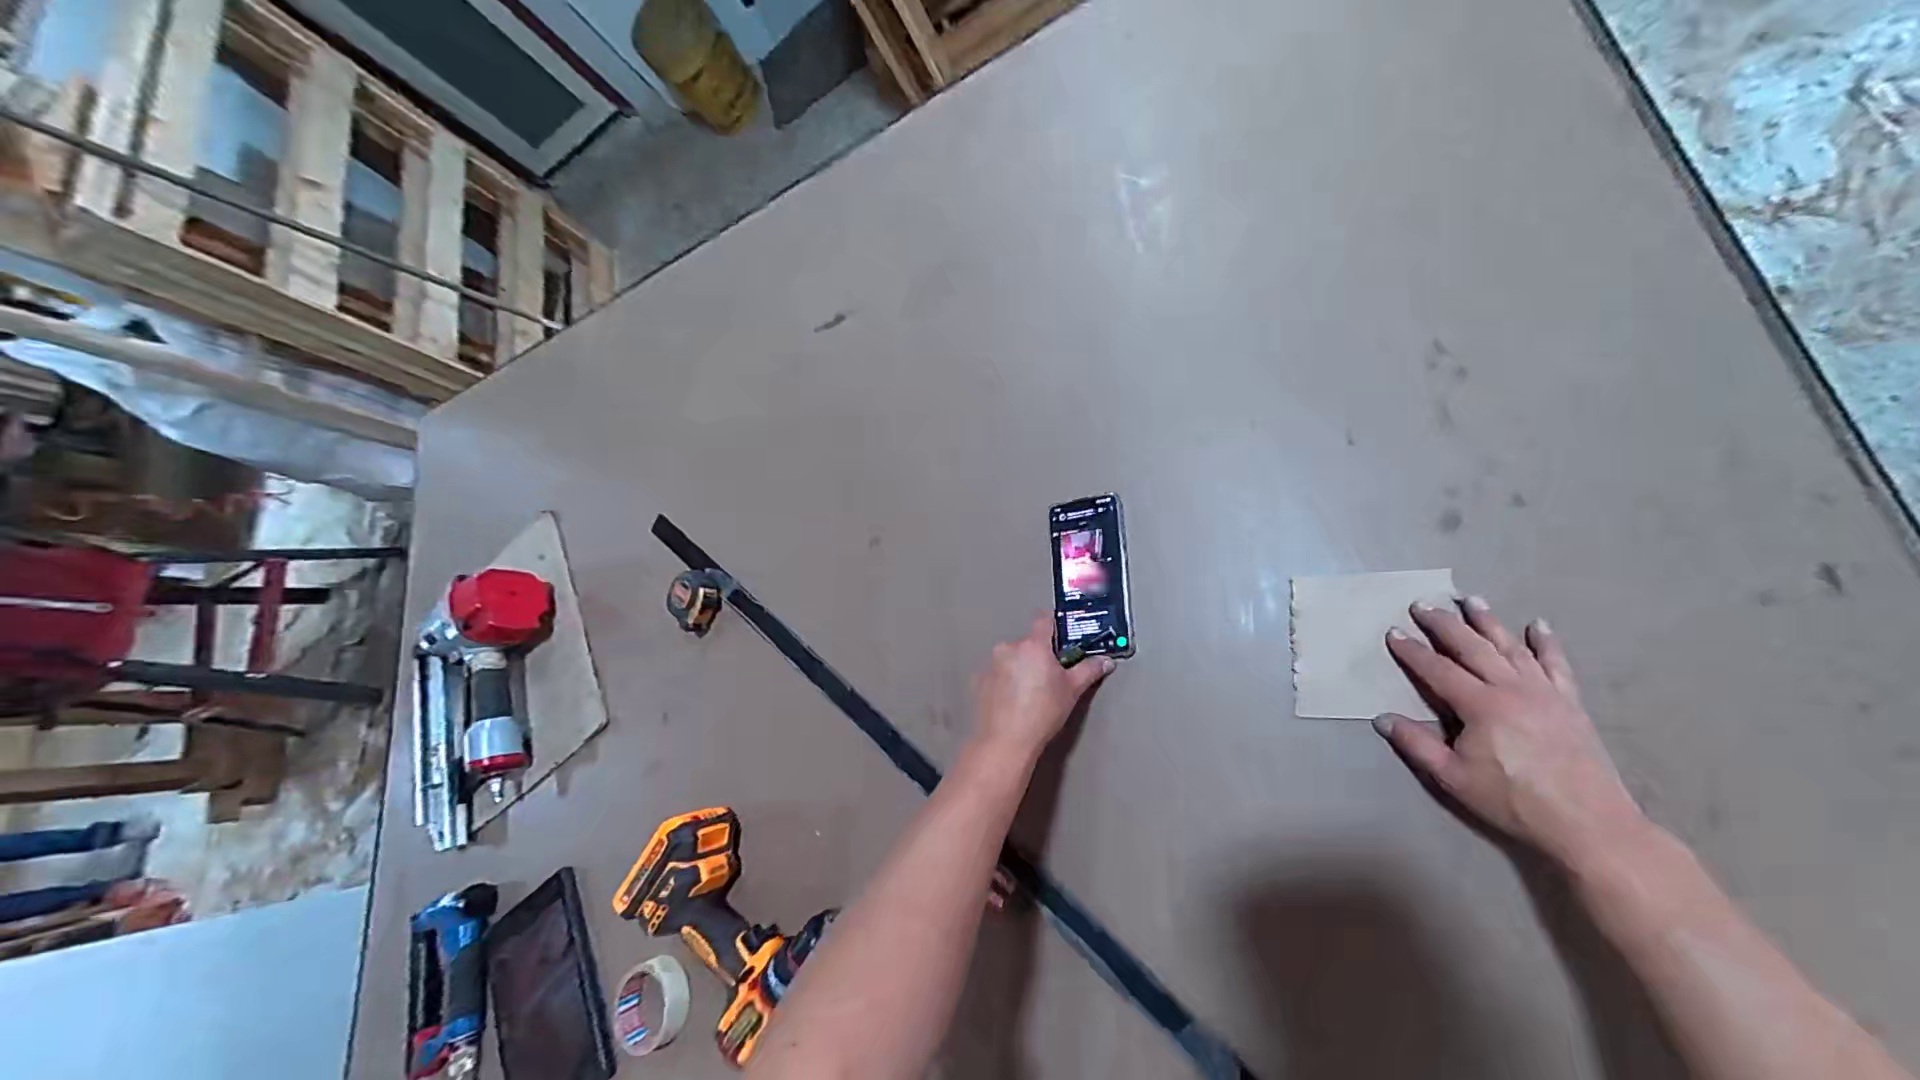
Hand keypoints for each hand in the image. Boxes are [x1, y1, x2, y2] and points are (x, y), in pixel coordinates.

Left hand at [971, 615, 1113, 758]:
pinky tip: (1012, 700)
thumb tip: (1105, 661)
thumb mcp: (1072, 690)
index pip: (1044, 619)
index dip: (1054, 625)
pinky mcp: (979, 679)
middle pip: (1028, 642)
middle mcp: (1009, 648)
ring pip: (1011, 657)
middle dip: (1038, 654)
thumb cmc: (1042, 713)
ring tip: (1029, 692)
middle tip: (1049, 676)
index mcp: (1033, 646)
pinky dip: (1004, 680)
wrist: (1006, 740)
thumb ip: (1089, 670)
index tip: (1060, 636)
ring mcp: (991, 663)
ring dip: (1020, 667)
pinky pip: (996, 672)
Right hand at [1375, 597, 1648, 868]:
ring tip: (1471, 600)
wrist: (1592, 826)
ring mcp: (1545, 693)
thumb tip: (1381, 719)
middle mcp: (1513, 690)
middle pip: (1472, 647)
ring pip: (1510, 647)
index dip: (1412, 651)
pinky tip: (1537, 626)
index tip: (1393, 632)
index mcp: (1482, 706)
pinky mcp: (1570, 703)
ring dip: (1488, 621)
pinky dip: (1545, 643)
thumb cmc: (1514, 802)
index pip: (1437, 669)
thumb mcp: (1454, 778)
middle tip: (1423, 604)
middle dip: (1444, 624)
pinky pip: (1556, 665)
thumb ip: (1416, 745)